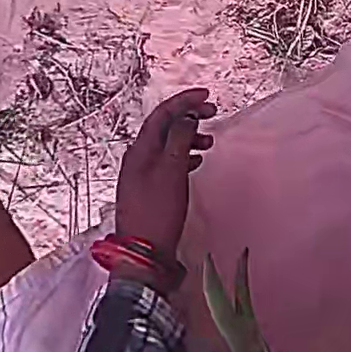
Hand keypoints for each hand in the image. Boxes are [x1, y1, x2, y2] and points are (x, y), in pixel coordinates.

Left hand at [113, 88, 215, 271]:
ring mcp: (142, 173)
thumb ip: (180, 140)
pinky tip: (197, 161)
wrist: (143, 255)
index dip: (184, 101)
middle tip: (211, 112)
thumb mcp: (172, 171)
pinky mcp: (149, 188)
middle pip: (164, 126)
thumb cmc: (158, 212)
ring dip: (188, 137)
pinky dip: (185, 156)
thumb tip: (186, 117)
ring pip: (168, 144)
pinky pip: (168, 161)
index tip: (205, 96)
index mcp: (141, 148)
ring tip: (209, 141)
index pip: (162, 113)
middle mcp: (138, 156)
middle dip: (188, 116)